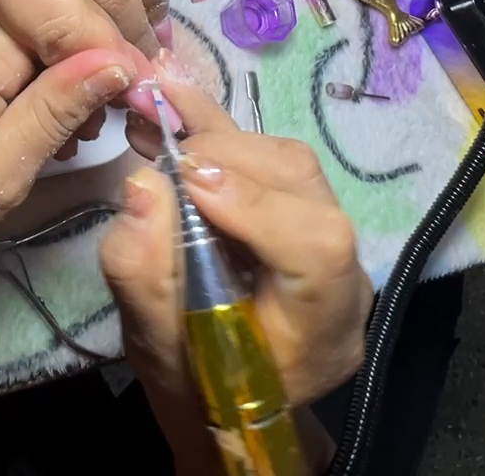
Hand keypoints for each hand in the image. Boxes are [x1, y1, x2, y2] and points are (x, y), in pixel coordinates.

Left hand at [0, 1, 132, 303]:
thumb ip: (56, 111)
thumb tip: (123, 59)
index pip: (69, 21)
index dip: (107, 62)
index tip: (130, 109)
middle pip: (46, 20)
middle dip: (80, 70)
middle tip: (86, 136)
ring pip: (24, 29)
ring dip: (51, 76)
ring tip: (57, 139)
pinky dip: (18, 75)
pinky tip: (20, 122)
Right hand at [99, 74, 372, 463]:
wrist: (223, 386)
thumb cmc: (193, 376)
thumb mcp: (153, 340)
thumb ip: (143, 272)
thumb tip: (142, 185)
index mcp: (321, 327)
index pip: (318, 247)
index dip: (254, 201)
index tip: (185, 180)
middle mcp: (342, 273)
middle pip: (304, 185)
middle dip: (226, 158)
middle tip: (162, 159)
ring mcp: (328, 233)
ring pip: (289, 159)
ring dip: (221, 140)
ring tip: (165, 138)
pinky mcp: (301, 203)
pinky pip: (269, 153)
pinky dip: (219, 126)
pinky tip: (175, 97)